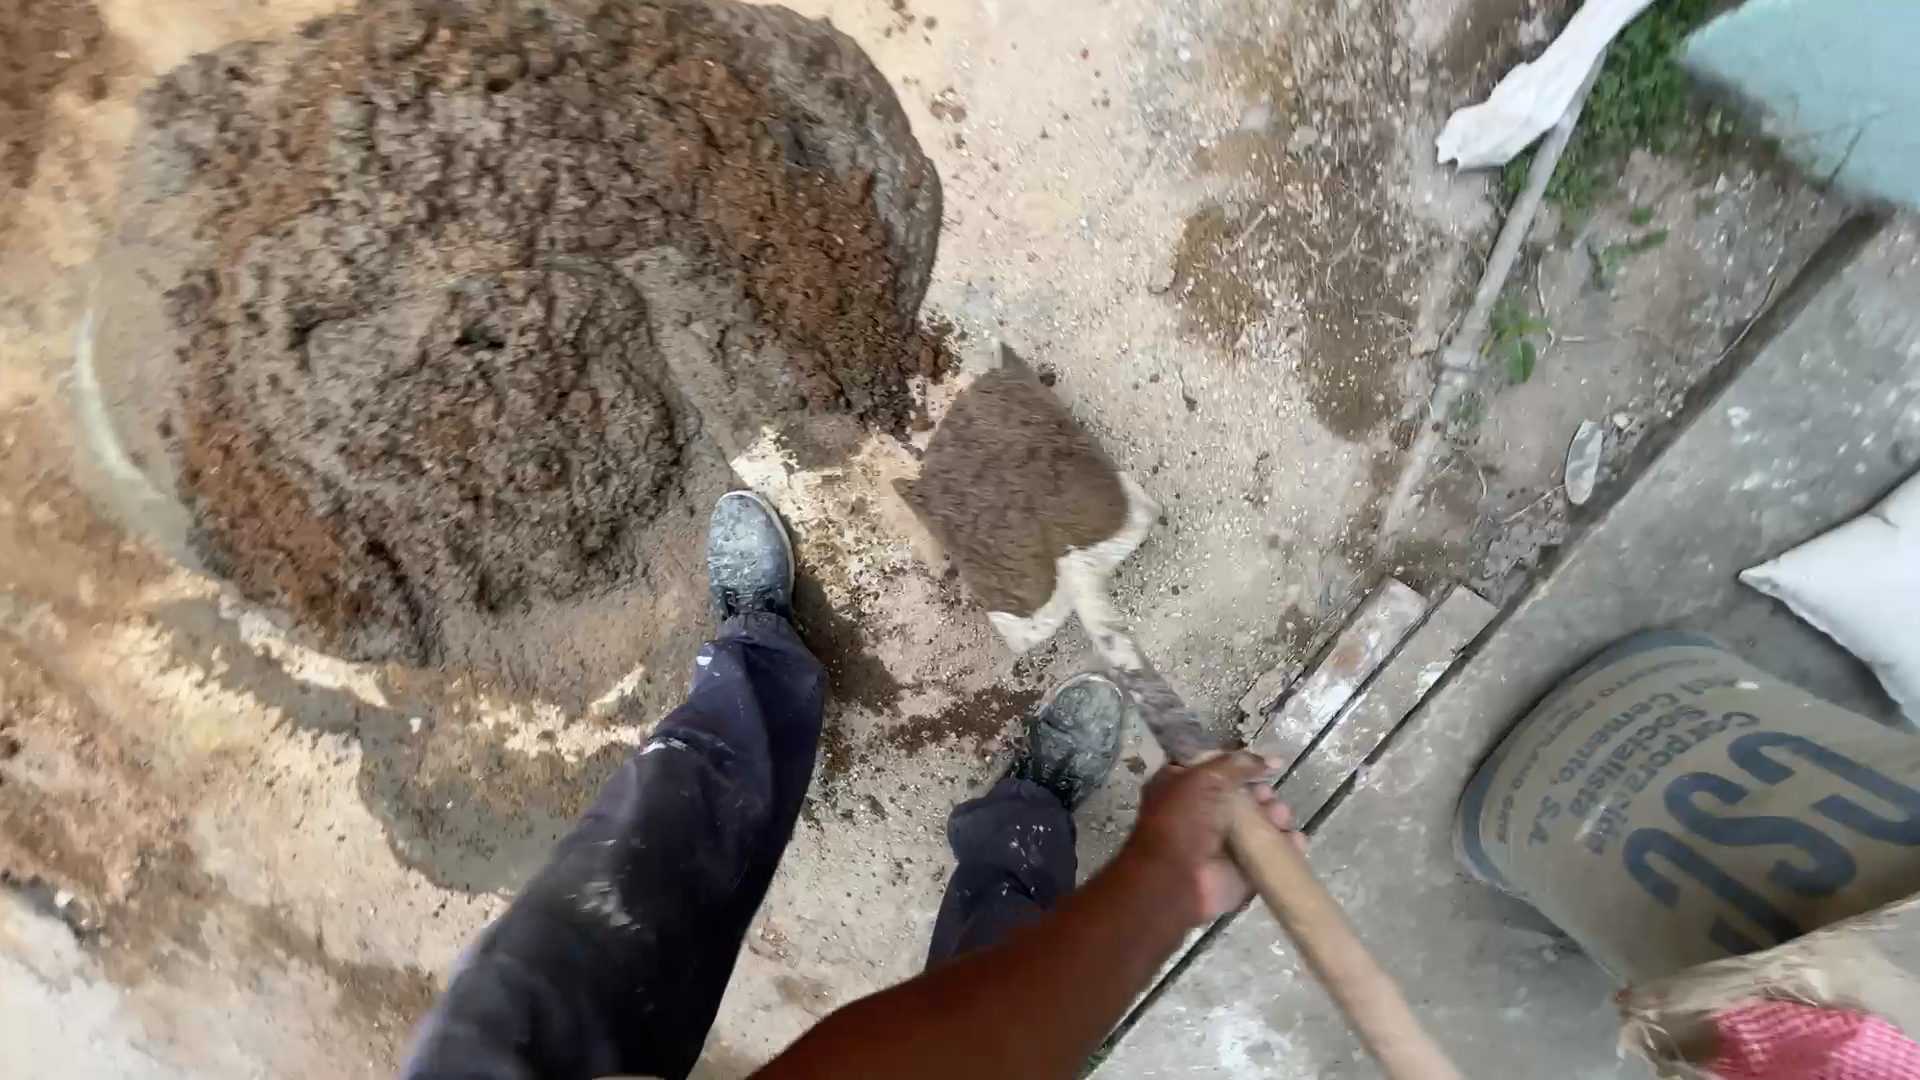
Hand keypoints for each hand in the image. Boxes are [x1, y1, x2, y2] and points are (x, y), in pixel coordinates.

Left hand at [1125, 753, 1304, 925]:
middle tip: (1271, 797)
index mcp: (1180, 786)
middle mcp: (1198, 813)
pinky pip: (1268, 856)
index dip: (1239, 768)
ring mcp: (1220, 844)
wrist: (1177, 876)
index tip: (1265, 767)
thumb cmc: (1183, 819)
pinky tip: (1297, 840)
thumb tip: (1271, 761)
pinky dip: (1285, 848)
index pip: (1214, 771)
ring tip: (1282, 817)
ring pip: (1256, 827)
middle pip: (1239, 799)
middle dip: (1261, 795)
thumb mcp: (1204, 778)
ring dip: (1274, 818)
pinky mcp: (1240, 871)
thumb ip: (1236, 765)